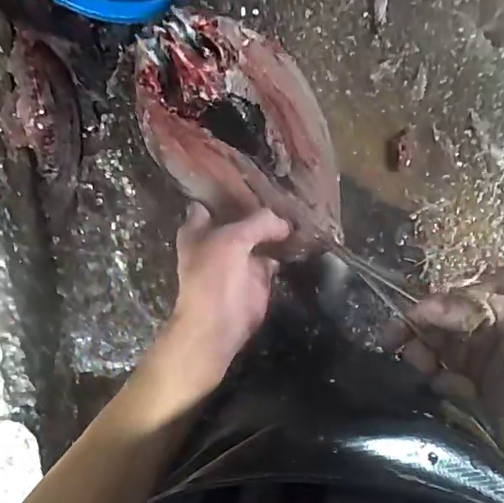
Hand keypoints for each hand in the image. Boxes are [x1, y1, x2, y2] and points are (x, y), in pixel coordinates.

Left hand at [157, 204, 289, 384]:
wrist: (217, 326)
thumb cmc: (212, 278)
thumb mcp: (232, 239)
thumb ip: (258, 224)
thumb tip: (284, 223)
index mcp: (199, 228)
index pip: (214, 200)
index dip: (231, 189)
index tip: (255, 176)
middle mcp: (220, 241)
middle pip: (242, 218)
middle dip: (262, 208)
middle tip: (288, 190)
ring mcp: (240, 260)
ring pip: (261, 237)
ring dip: (278, 229)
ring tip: (302, 210)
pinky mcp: (259, 279)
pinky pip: (275, 259)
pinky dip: (287, 251)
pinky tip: (304, 237)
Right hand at [393, 268, 503, 435]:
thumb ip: (473, 305)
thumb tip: (425, 307)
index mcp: (498, 291)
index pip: (447, 298)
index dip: (418, 315)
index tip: (393, 335)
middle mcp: (483, 314)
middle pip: (434, 322)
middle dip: (420, 342)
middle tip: (415, 362)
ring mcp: (477, 346)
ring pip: (433, 348)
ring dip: (430, 364)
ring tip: (439, 378)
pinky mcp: (473, 376)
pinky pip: (444, 374)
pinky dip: (446, 383)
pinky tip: (464, 391)